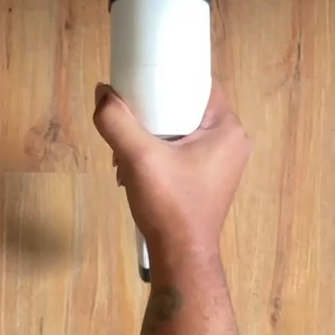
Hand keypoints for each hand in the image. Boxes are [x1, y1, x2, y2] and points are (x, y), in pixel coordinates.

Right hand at [93, 83, 250, 269]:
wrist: (180, 257)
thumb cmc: (169, 205)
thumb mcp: (139, 157)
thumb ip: (117, 121)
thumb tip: (103, 92)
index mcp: (227, 129)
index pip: (200, 85)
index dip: (171, 78)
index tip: (142, 81)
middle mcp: (231, 142)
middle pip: (187, 107)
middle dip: (154, 112)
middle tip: (129, 122)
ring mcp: (221, 163)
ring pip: (181, 130)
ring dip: (152, 135)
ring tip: (127, 150)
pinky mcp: (208, 180)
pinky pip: (182, 152)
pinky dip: (159, 154)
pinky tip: (136, 167)